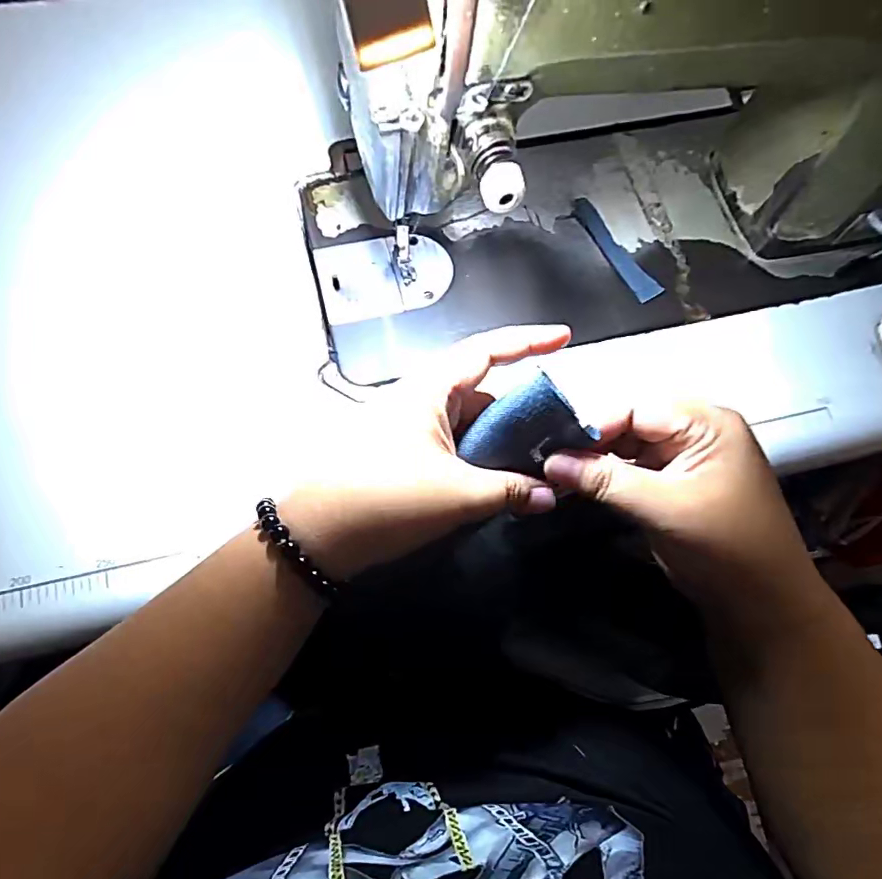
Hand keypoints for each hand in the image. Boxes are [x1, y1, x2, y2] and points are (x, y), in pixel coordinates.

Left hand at [276, 325, 571, 577]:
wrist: (318, 536)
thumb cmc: (384, 500)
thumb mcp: (457, 496)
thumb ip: (510, 491)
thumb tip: (548, 494)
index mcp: (428, 390)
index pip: (486, 350)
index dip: (529, 341)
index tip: (563, 339)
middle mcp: (418, 400)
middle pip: (483, 391)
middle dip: (522, 409)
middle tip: (555, 432)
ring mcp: (408, 428)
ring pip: (468, 423)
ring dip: (500, 441)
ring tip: (534, 463)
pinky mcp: (403, 455)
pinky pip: (452, 446)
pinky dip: (478, 459)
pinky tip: (497, 482)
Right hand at [541, 402, 815, 623]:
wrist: (760, 600)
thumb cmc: (723, 546)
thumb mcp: (662, 507)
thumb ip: (606, 480)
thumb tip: (552, 462)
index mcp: (707, 424)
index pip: (638, 408)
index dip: (594, 425)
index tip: (553, 446)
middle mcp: (697, 433)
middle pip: (632, 425)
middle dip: (592, 442)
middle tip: (548, 459)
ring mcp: (686, 461)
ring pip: (630, 449)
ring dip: (597, 461)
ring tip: (556, 472)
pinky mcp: (675, 487)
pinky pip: (635, 471)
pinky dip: (609, 479)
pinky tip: (580, 485)